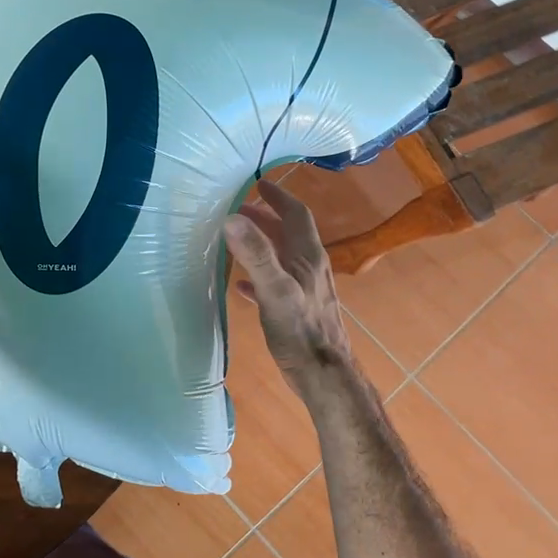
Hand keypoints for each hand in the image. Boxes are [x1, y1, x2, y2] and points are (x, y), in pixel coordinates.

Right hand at [222, 179, 361, 409]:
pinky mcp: (298, 310)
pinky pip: (276, 283)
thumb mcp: (275, 290)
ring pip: (284, 256)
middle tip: (241, 207)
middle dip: (268, 217)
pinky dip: (259, 275)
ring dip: (263, 242)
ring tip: (238, 237)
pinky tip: (242, 284)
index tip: (259, 183)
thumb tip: (233, 218)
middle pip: (290, 233)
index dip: (279, 197)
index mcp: (307, 258)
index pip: (296, 216)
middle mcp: (310, 268)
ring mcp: (306, 289)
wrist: (324, 375)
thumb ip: (255, 254)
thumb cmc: (300, 332)